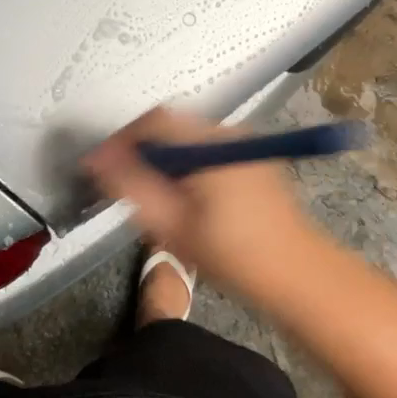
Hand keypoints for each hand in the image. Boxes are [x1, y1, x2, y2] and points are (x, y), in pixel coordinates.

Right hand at [84, 108, 319, 305]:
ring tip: (149, 197)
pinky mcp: (252, 159)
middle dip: (139, 151)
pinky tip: (181, 200)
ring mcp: (243, 143)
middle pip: (169, 126)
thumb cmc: (234, 254)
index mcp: (208, 142)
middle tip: (120, 185)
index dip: (120, 140)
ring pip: (186, 138)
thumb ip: (129, 186)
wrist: (301, 277)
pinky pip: (205, 149)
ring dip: (161, 159)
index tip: (100, 167)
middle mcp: (227, 132)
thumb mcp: (172, 224)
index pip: (152, 120)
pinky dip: (184, 165)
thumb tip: (95, 160)